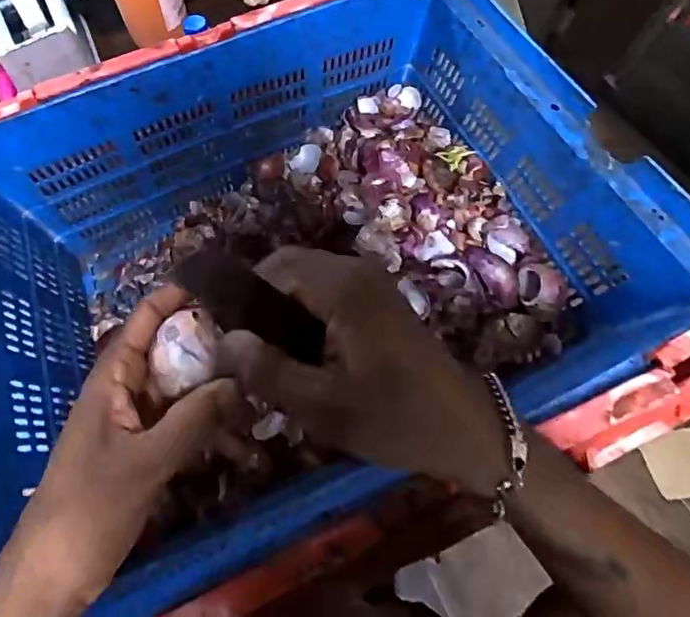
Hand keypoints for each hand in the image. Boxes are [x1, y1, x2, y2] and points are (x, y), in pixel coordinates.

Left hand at [0, 285, 241, 616]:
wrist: (49, 576)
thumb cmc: (90, 506)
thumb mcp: (146, 462)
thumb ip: (192, 419)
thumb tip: (237, 380)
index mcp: (112, 378)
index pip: (144, 319)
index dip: (176, 296)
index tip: (219, 284)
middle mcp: (122, 390)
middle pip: (166, 351)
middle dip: (204, 342)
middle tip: (253, 336)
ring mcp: (130, 422)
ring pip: (174, 389)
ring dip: (208, 385)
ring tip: (254, 378)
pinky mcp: (138, 452)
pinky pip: (174, 422)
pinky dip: (201, 420)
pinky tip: (235, 428)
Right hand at [214, 246, 510, 495]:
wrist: (465, 425)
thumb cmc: (395, 417)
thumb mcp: (324, 407)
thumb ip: (269, 372)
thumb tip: (224, 341)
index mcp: (343, 287)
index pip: (273, 269)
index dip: (243, 298)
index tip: (229, 339)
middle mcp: (356, 268)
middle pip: (288, 265)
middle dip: (260, 300)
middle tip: (248, 349)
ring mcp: (370, 277)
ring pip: (306, 273)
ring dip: (282, 303)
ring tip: (272, 352)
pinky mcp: (377, 292)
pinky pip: (326, 284)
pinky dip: (304, 305)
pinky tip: (303, 347)